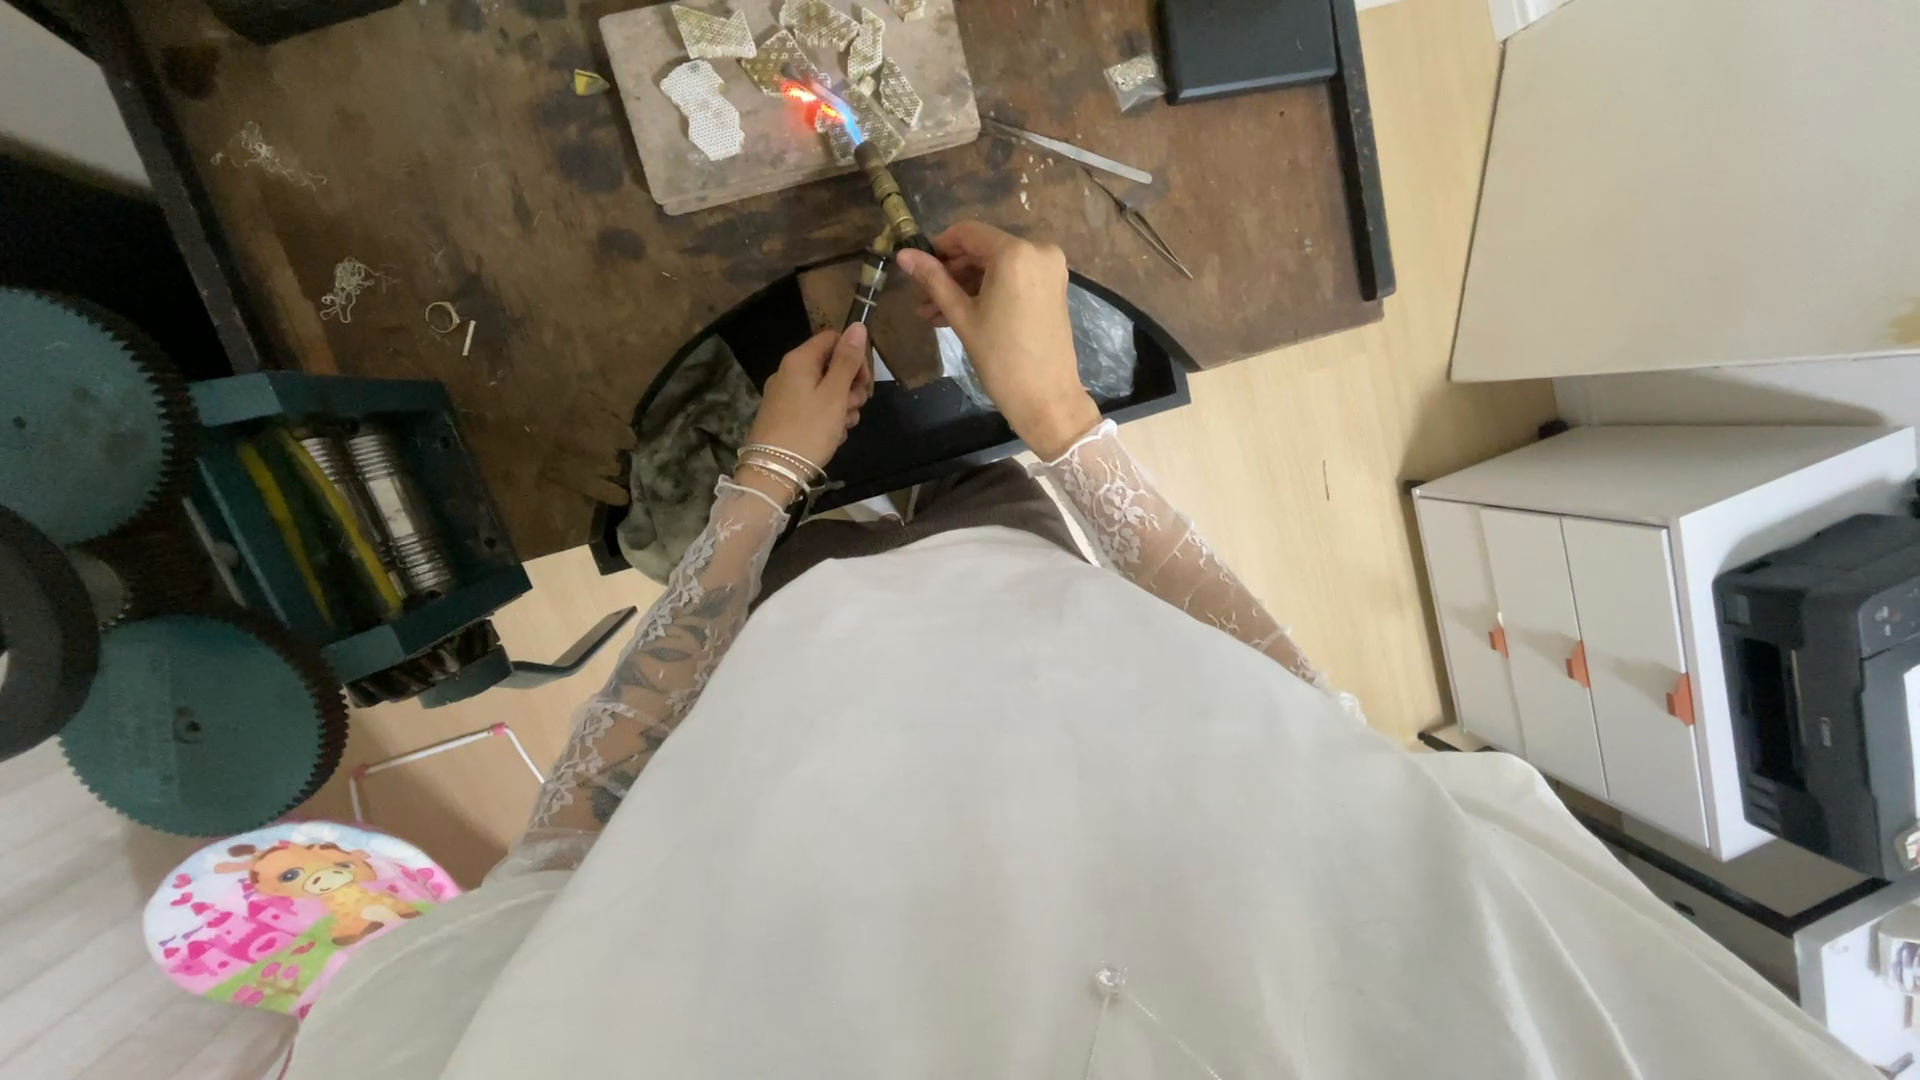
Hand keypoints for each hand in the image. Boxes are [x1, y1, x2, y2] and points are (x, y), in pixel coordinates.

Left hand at [739, 325, 871, 501]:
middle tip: (856, 406)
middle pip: (831, 367)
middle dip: (850, 386)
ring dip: (843, 406)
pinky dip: (828, 419)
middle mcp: (789, 373)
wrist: (774, 471)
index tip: (865, 381)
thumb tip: (857, 326)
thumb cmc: (808, 429)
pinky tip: (833, 435)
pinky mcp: (786, 417)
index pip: (833, 339)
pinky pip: (815, 409)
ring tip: (844, 425)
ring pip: (826, 391)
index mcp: (800, 361)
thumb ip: (847, 360)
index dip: (854, 356)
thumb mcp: (834, 394)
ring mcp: (786, 396)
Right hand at [896, 222, 1099, 459]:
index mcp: (1015, 253)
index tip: (917, 267)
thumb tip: (903, 255)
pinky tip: (958, 315)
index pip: (968, 233)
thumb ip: (934, 281)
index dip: (939, 247)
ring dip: (965, 287)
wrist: (1046, 398)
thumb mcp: (963, 317)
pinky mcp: (1052, 288)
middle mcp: (1038, 251)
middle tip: (921, 299)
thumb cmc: (1001, 359)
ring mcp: (1049, 270)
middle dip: (951, 274)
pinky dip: (987, 293)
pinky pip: (1012, 281)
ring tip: (932, 314)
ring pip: (996, 268)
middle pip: (983, 251)